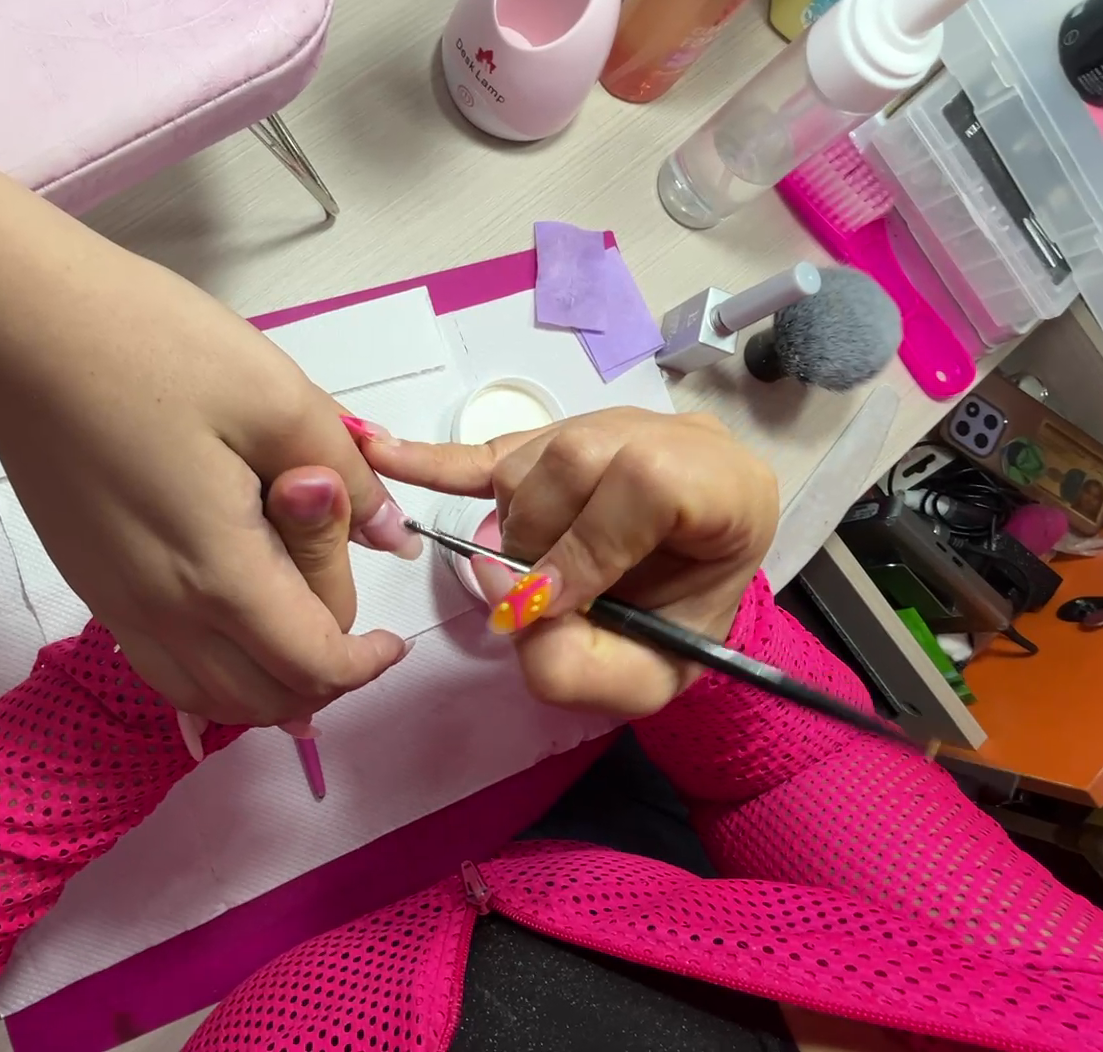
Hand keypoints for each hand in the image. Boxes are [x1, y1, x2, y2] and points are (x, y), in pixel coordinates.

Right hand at [0, 241, 417, 727]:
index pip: (313, 664)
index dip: (366, 664)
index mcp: (221, 573)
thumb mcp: (278, 399)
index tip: (393, 639)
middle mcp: (164, 614)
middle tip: (344, 604)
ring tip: (300, 629)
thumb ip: (345, 479)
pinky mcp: (93, 585)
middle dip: (326, 672)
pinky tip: (234, 628)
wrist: (19, 326)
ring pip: (211, 699)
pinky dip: (217, 675)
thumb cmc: (155, 348)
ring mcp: (118, 606)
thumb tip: (390, 536)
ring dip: (271, 685)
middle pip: (266, 698)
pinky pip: (166, 670)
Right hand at [361, 408, 777, 716]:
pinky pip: (483, 449)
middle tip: (544, 598)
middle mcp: (664, 437)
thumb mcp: (649, 678)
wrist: (678, 594)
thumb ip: (580, 666)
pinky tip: (377, 447)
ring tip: (539, 569)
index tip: (552, 602)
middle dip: (538, 546)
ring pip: (522, 464)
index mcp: (725, 488)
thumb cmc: (671, 632)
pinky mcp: (549, 439)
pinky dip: (429, 460)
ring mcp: (605, 424)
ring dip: (511, 529)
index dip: (588, 546)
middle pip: (567, 465)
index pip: (643, 482)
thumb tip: (508, 598)